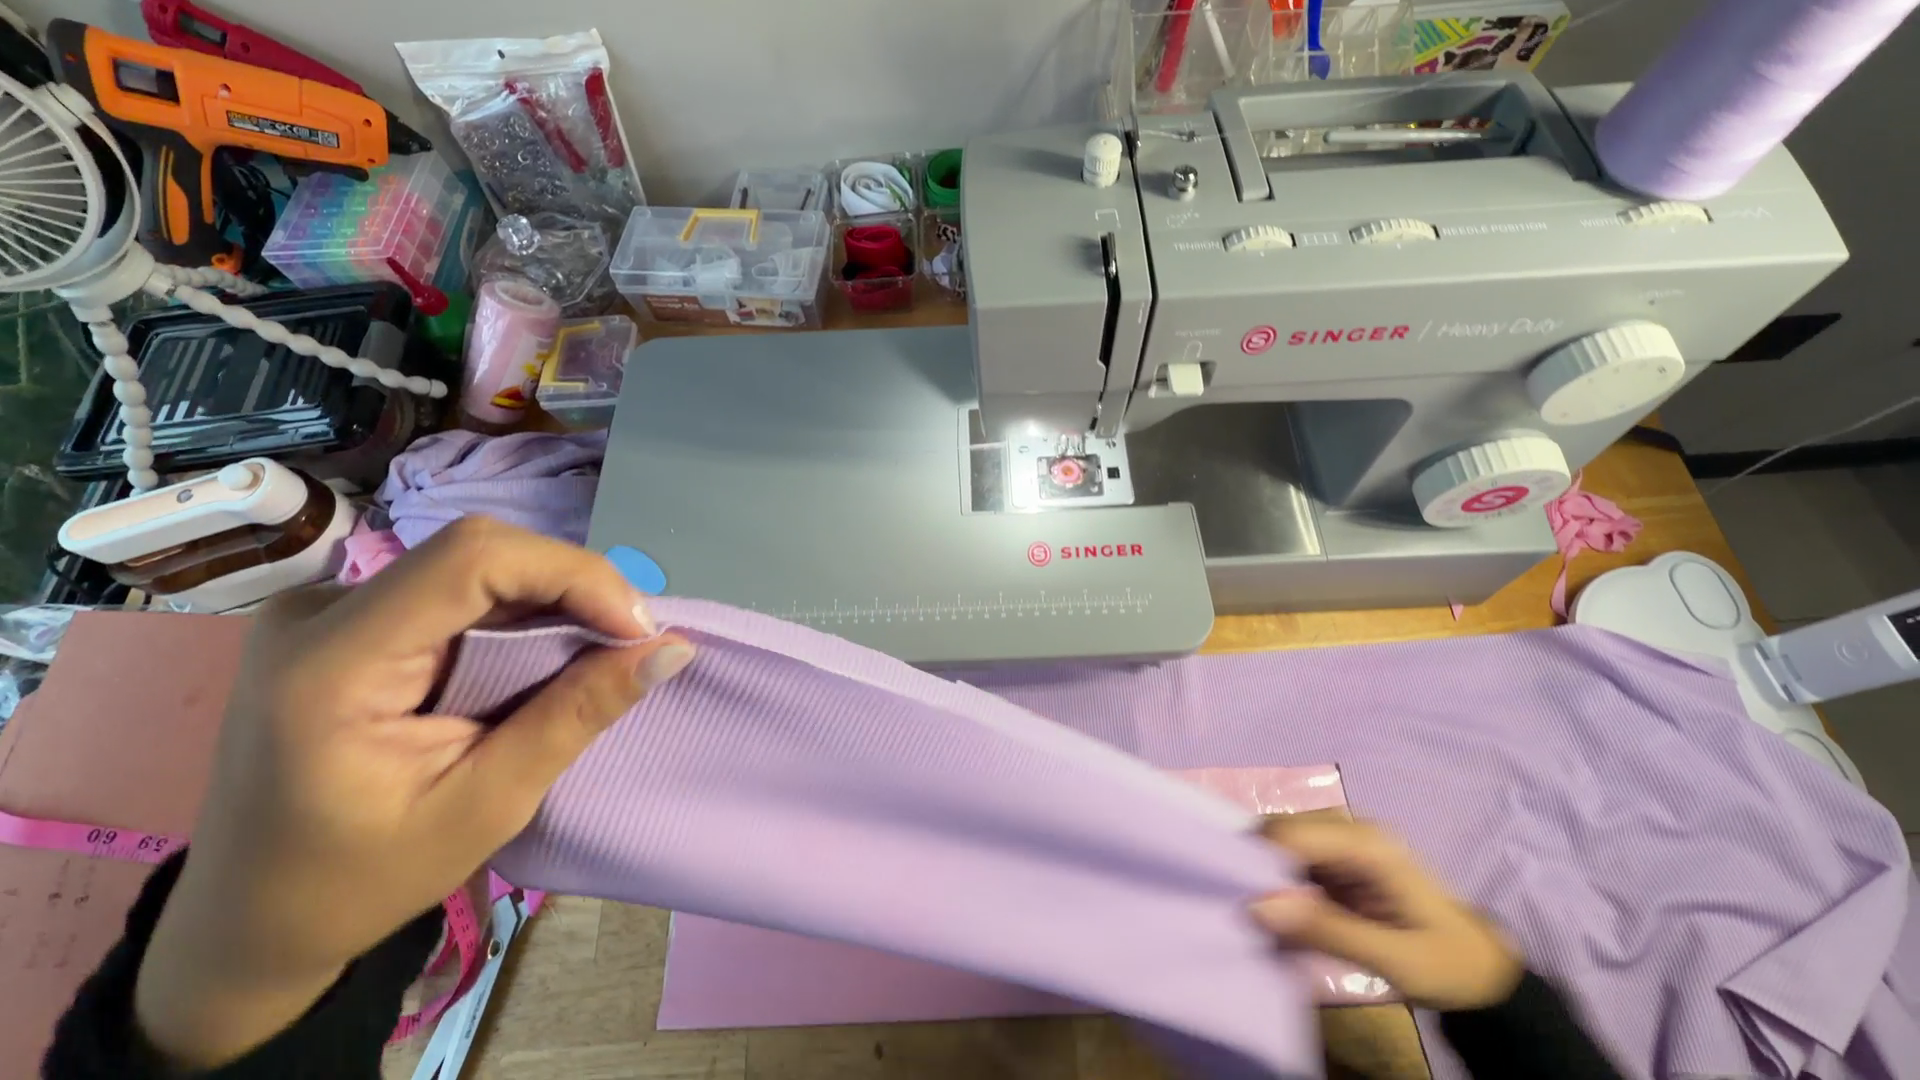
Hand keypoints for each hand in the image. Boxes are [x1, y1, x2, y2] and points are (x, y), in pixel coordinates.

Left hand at [134, 518, 694, 1067]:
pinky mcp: (346, 619)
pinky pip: (455, 591)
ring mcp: (326, 609)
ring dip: (551, 603)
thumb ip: (575, 717)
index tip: (638, 633)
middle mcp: (319, 611)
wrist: (248, 918)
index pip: (472, 559)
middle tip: (632, 647)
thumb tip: (672, 648)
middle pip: (479, 555)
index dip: (573, 575)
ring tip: (599, 656)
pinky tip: (543, 659)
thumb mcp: (486, 807)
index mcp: (332, 661)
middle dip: (573, 590)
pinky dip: (517, 617)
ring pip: (474, 568)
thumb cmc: (362, 879)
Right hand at [1250, 818, 1521, 1010]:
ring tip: (1251, 915)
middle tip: (1238, 910)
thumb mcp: (1393, 959)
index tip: (1230, 898)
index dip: (1254, 859)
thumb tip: (1256, 905)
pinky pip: (1290, 861)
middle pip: (1279, 831)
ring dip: (1261, 876)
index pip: (1289, 832)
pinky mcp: (1336, 862)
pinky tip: (1274, 914)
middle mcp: (1350, 830)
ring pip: (1279, 844)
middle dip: (1252, 866)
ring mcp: (1342, 844)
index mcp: (1367, 844)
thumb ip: (1326, 930)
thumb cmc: (1445, 964)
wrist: (1481, 974)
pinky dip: (1275, 884)